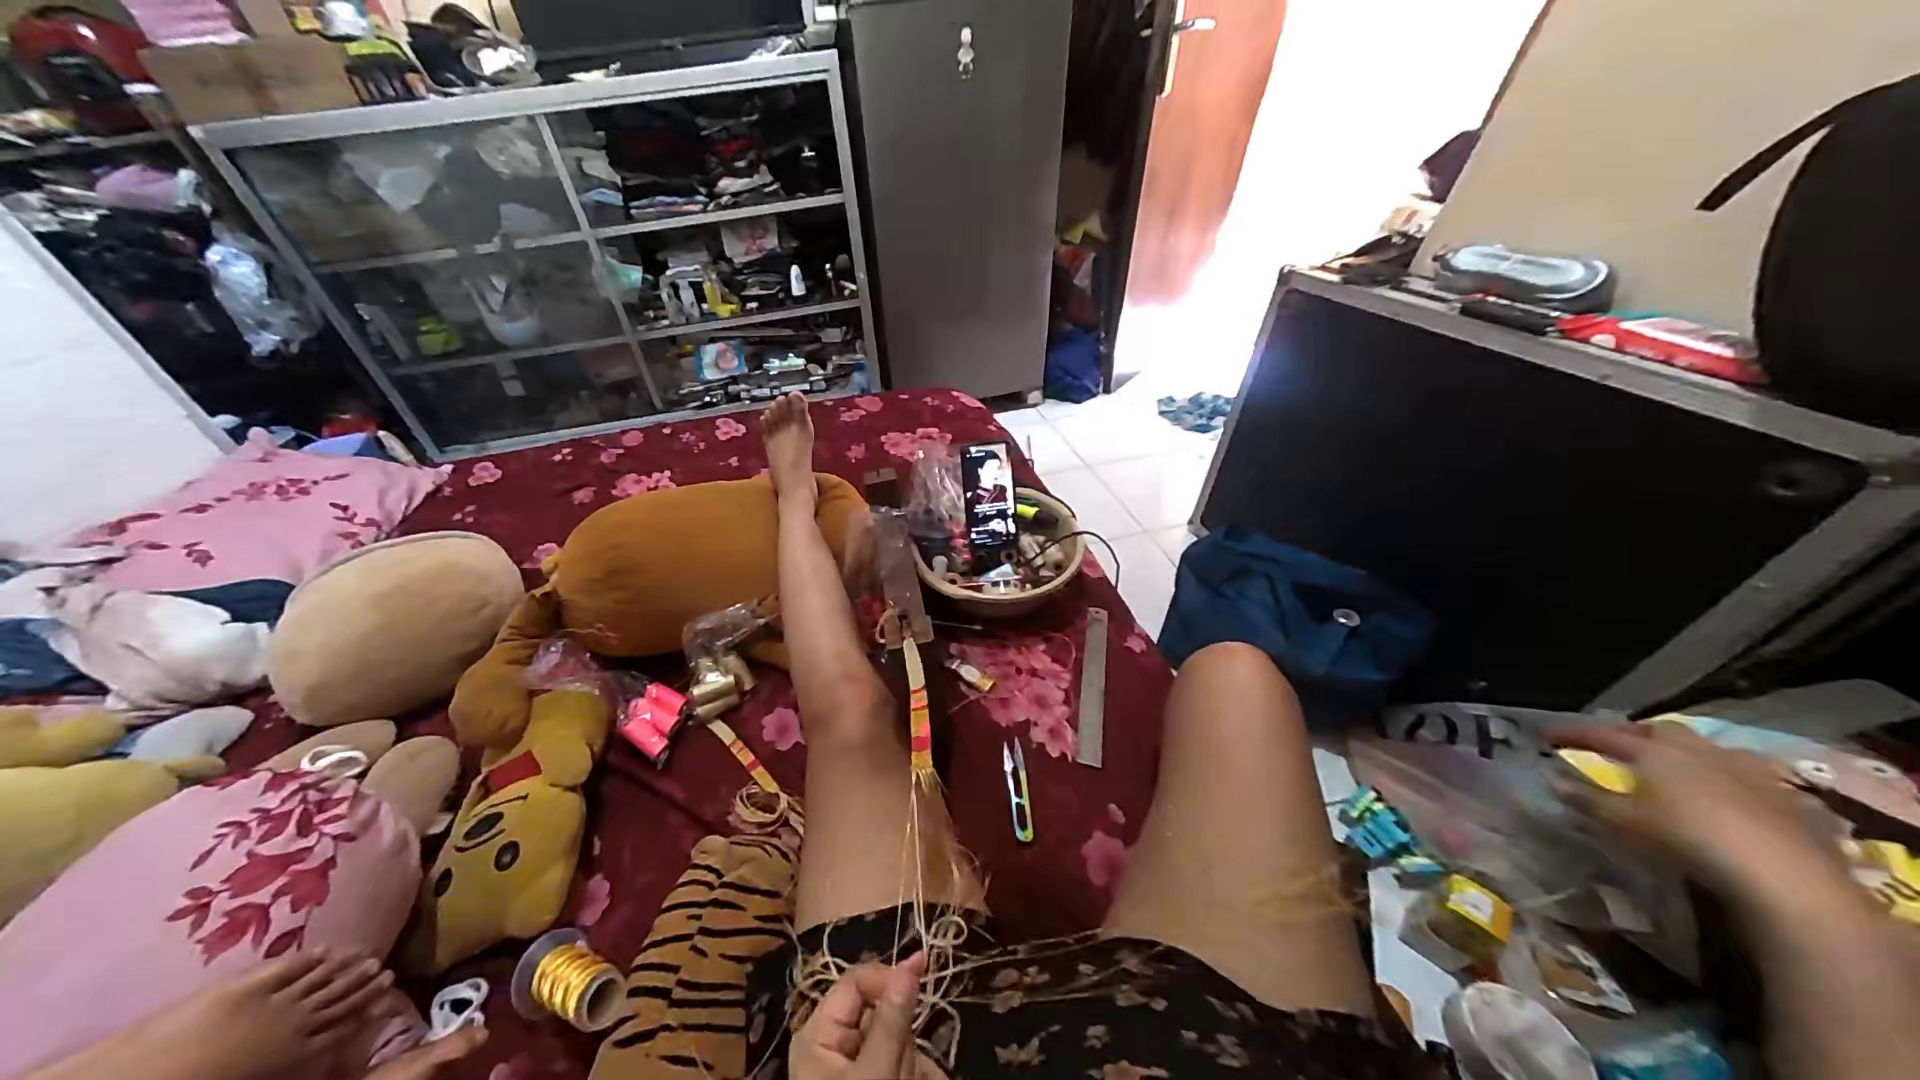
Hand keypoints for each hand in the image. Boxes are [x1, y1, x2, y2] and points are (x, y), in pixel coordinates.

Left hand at [791, 953, 927, 1079]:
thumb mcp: (874, 1074)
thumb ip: (892, 1021)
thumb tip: (914, 959)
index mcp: (817, 1032)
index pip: (857, 980)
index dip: (889, 978)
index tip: (920, 983)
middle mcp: (829, 1040)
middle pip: (877, 1006)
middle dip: (899, 1030)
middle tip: (901, 1067)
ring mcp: (848, 1060)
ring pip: (891, 1032)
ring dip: (904, 1054)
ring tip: (901, 1077)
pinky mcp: (865, 1074)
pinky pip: (893, 1056)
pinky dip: (904, 1068)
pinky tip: (903, 1077)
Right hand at [1551, 722, 1845, 896]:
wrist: (1783, 874)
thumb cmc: (1686, 839)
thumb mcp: (1623, 821)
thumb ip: (1585, 798)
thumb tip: (1551, 778)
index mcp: (1653, 750)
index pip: (1600, 734)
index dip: (1570, 733)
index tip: (1544, 735)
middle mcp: (1696, 749)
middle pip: (1657, 729)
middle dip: (1630, 732)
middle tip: (1611, 743)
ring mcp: (1744, 769)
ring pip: (1703, 746)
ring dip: (1679, 750)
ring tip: (1667, 762)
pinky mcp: (1781, 794)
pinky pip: (1741, 771)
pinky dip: (1720, 773)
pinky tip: (1721, 789)